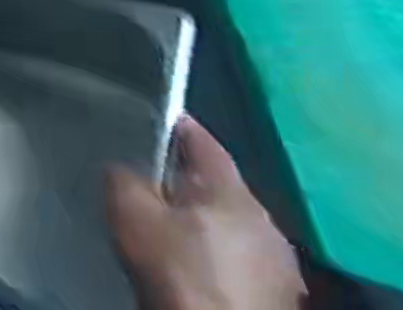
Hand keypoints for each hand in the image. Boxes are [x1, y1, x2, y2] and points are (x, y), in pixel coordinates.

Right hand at [105, 116, 306, 309]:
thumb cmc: (175, 266)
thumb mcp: (129, 208)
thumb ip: (122, 174)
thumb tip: (126, 166)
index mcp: (233, 193)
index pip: (203, 141)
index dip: (175, 122)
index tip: (148, 110)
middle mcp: (266, 221)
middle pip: (217, 182)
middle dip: (183, 173)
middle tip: (143, 167)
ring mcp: (279, 262)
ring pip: (229, 219)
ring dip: (200, 212)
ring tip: (162, 213)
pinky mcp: (278, 293)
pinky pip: (237, 251)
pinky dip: (212, 244)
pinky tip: (187, 253)